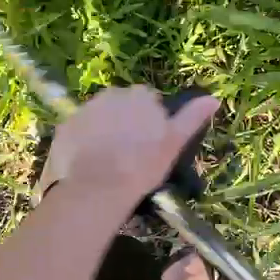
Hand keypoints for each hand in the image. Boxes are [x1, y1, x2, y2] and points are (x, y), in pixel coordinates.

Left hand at [37, 86, 220, 204]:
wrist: (98, 185)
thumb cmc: (142, 165)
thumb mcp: (173, 142)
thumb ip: (191, 118)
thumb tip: (214, 99)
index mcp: (139, 95)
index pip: (148, 100)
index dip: (150, 121)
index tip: (150, 143)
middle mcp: (110, 94)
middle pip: (122, 105)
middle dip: (126, 122)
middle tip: (131, 152)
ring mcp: (85, 109)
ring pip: (99, 116)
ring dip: (104, 131)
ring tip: (109, 160)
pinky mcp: (65, 126)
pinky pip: (79, 130)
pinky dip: (84, 142)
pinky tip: (90, 163)